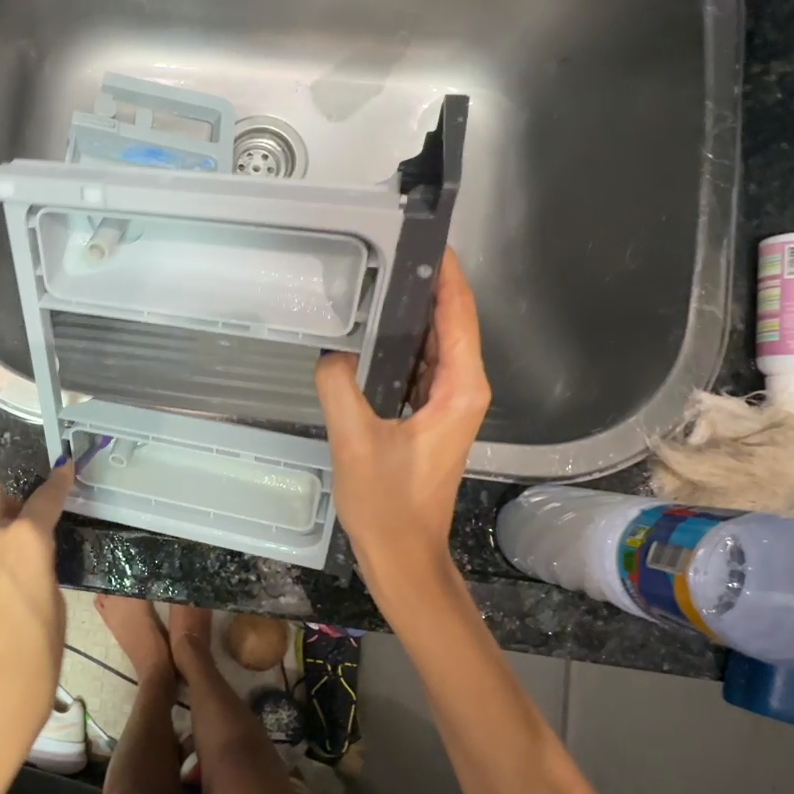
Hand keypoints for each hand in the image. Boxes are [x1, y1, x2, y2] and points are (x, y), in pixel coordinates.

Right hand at [316, 247, 489, 584]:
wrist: (403, 555)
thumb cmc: (387, 503)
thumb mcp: (354, 439)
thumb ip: (339, 385)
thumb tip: (332, 353)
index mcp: (458, 389)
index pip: (458, 315)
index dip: (447, 274)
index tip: (429, 237)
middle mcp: (462, 390)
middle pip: (451, 324)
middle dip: (427, 286)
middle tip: (389, 250)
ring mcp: (447, 405)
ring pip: (434, 346)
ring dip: (411, 316)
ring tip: (377, 282)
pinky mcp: (429, 419)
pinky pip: (418, 369)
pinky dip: (399, 347)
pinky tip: (369, 337)